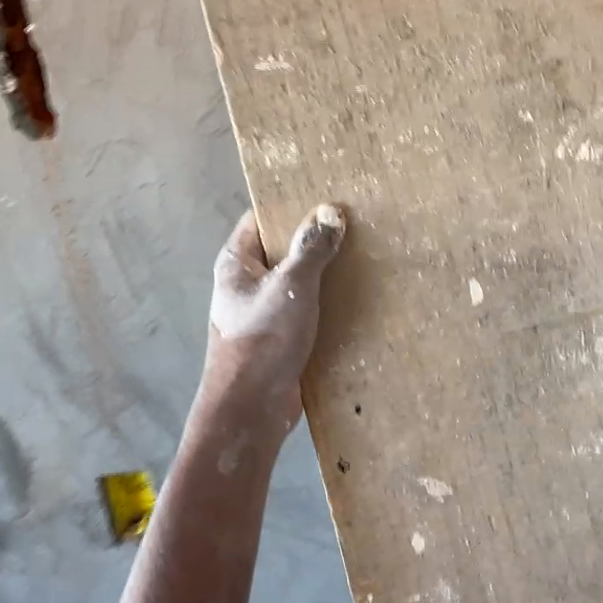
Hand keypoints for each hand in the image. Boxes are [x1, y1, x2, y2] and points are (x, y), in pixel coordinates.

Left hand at [199, 204, 346, 435]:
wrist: (252, 408)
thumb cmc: (263, 339)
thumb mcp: (292, 285)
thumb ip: (312, 248)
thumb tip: (331, 212)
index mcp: (236, 263)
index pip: (260, 219)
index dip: (289, 204)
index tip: (326, 194)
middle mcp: (246, 284)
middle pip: (283, 249)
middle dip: (315, 238)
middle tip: (356, 223)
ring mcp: (263, 312)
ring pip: (298, 281)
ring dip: (326, 273)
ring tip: (365, 255)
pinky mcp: (282, 337)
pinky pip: (308, 309)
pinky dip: (328, 302)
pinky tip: (359, 296)